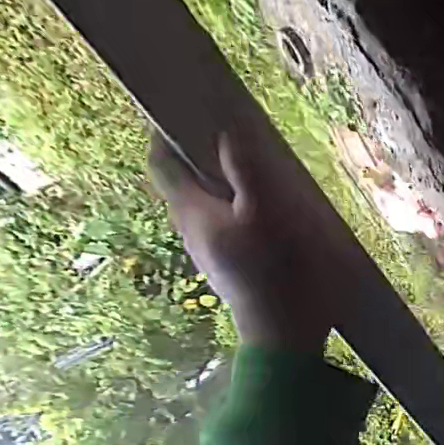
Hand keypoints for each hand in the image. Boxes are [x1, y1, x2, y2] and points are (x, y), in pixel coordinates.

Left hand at [148, 130, 334, 351]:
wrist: (283, 331)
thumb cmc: (275, 269)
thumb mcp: (266, 213)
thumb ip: (245, 171)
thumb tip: (226, 135)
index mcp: (191, 211)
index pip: (160, 162)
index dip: (166, 133)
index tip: (191, 113)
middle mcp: (190, 229)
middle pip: (183, 182)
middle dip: (201, 157)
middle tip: (235, 140)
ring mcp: (207, 251)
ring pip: (204, 204)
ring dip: (222, 184)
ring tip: (256, 175)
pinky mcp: (227, 266)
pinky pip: (222, 224)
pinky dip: (235, 208)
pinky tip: (266, 214)